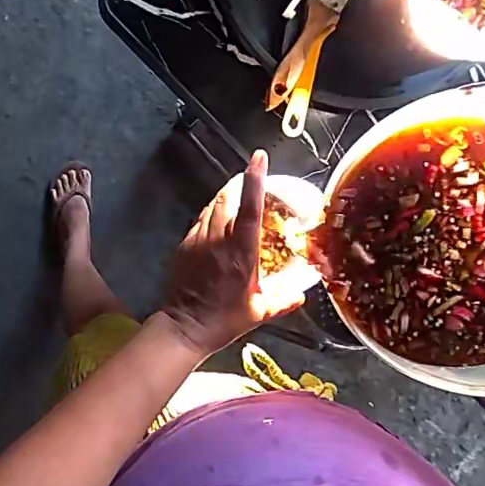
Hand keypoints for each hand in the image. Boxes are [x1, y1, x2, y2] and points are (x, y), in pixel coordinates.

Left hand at [161, 150, 294, 354]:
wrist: (184, 328)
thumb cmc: (224, 321)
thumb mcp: (259, 312)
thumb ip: (283, 301)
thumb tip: (300, 295)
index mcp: (241, 253)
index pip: (250, 208)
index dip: (255, 180)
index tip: (259, 158)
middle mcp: (217, 241)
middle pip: (226, 199)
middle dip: (238, 184)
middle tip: (250, 177)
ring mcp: (197, 241)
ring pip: (210, 208)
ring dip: (224, 198)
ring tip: (236, 196)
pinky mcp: (184, 246)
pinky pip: (199, 222)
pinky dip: (210, 216)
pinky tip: (217, 223)